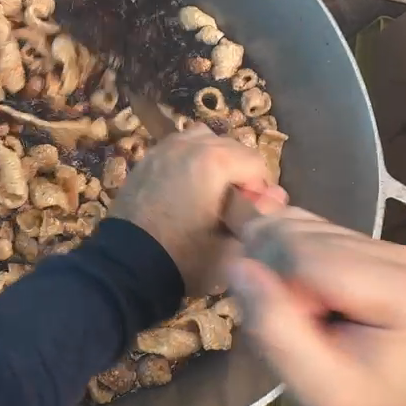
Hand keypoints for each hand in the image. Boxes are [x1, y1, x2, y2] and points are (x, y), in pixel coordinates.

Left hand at [110, 130, 273, 293]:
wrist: (127, 265)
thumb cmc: (186, 258)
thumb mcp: (232, 245)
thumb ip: (260, 215)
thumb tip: (277, 195)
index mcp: (214, 161)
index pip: (256, 162)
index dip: (261, 189)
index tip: (251, 214)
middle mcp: (188, 145)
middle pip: (230, 146)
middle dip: (239, 172)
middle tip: (234, 206)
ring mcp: (163, 149)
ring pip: (202, 139)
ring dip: (214, 159)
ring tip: (212, 191)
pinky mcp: (146, 160)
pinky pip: (178, 147)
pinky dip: (190, 159)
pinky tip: (187, 188)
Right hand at [228, 208, 405, 405]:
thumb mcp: (316, 390)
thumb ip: (277, 328)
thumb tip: (239, 265)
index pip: (309, 258)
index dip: (282, 292)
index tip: (293, 336)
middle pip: (303, 237)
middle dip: (276, 277)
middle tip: (288, 327)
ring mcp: (387, 246)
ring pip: (296, 227)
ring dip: (275, 267)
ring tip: (293, 315)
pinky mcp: (366, 244)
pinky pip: (301, 226)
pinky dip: (280, 255)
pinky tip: (293, 294)